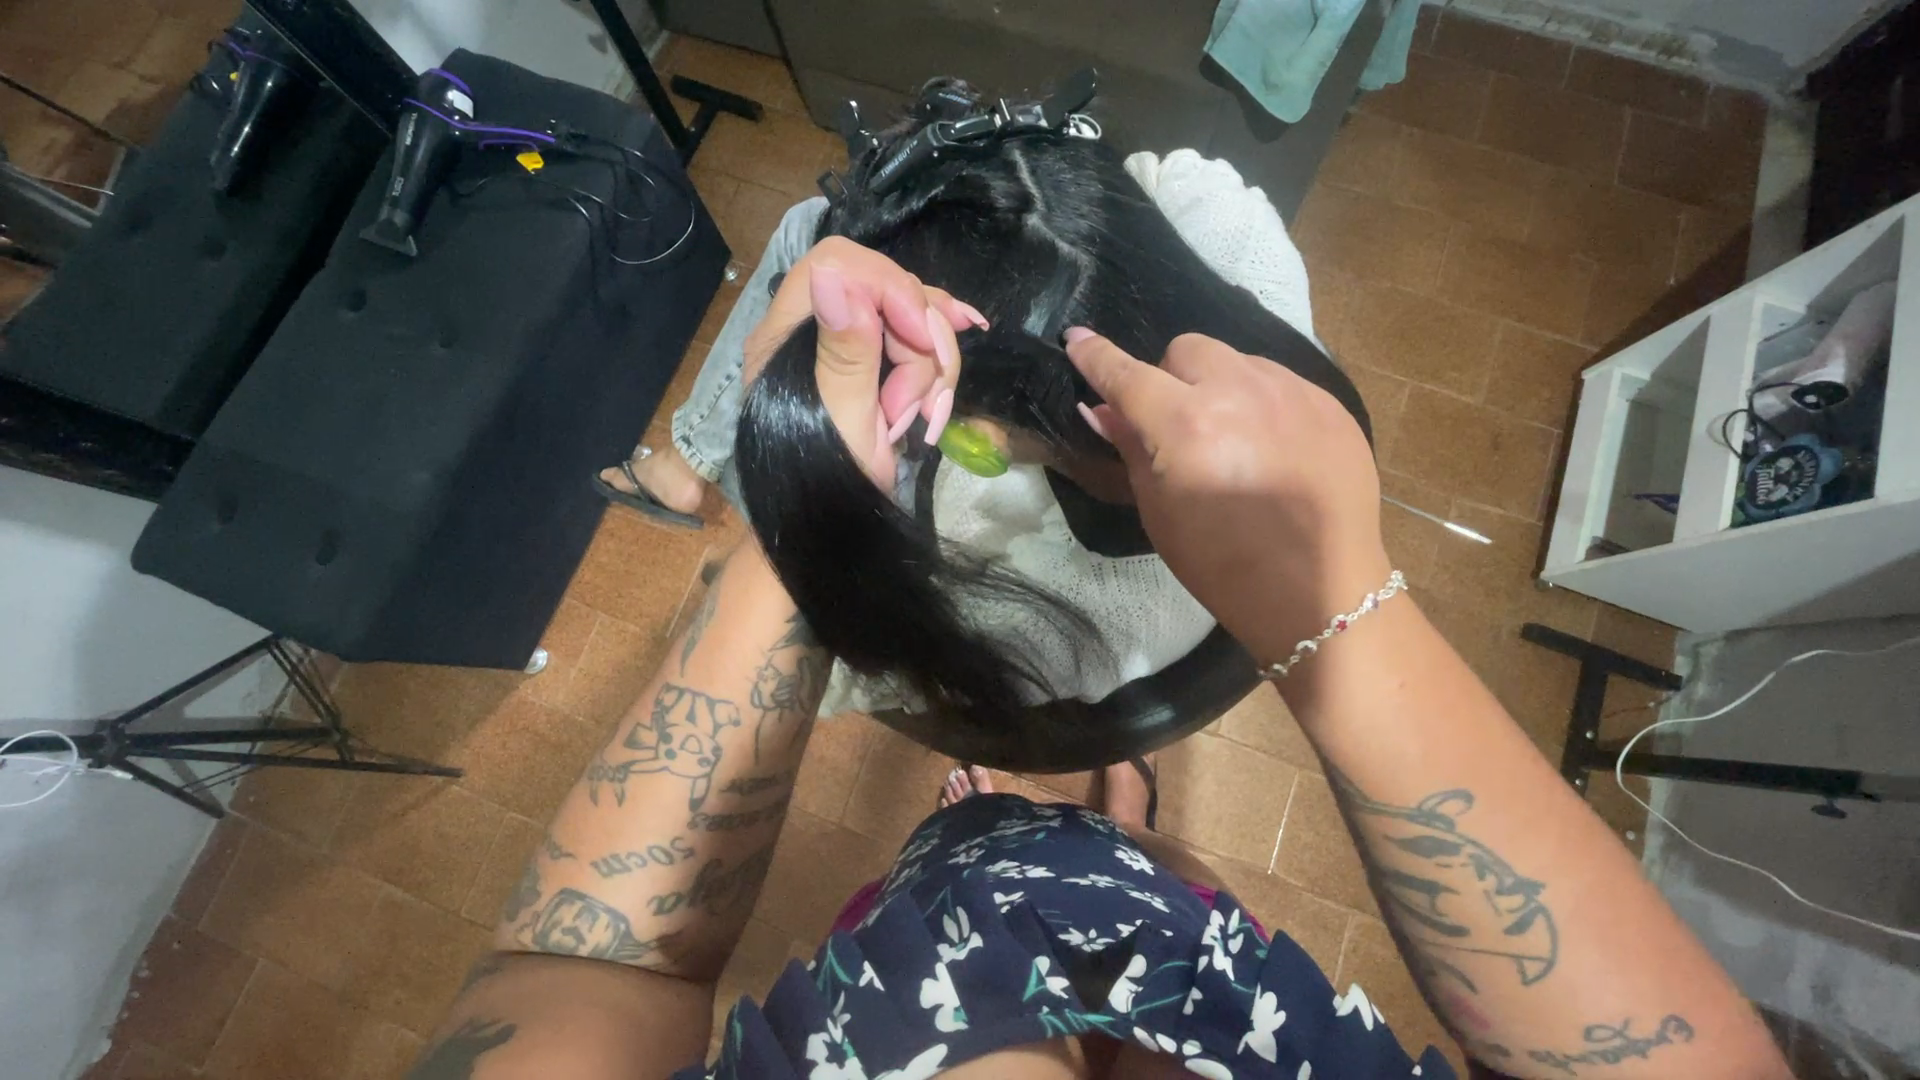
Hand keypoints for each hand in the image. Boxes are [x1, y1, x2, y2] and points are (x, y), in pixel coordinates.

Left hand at [742, 237, 985, 482]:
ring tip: (918, 419)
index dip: (891, 289)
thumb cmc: (830, 482)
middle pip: (886, 290)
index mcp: (787, 335)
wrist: (839, 528)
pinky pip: (920, 341)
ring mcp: (849, 346)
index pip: (839, 264)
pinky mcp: (875, 363)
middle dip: (918, 343)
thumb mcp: (841, 422)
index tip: (920, 340)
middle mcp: (816, 329)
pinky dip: (936, 371)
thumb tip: (834, 274)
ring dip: (930, 368)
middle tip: (913, 405)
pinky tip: (939, 398)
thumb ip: (842, 351)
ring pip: (912, 317)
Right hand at [1065, 329, 1389, 654]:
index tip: (1076, 340)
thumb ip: (1131, 448)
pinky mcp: (1330, 405)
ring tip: (1230, 437)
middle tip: (1175, 424)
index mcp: (1186, 426)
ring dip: (1217, 385)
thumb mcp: (1160, 513)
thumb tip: (1102, 409)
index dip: (1097, 357)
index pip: (1127, 375)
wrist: (1320, 592)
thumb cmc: (1222, 565)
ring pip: (1236, 360)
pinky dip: (1261, 402)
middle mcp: (1239, 392)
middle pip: (1186, 350)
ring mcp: (1292, 393)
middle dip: (1169, 377)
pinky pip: (1279, 381)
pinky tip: (1271, 448)